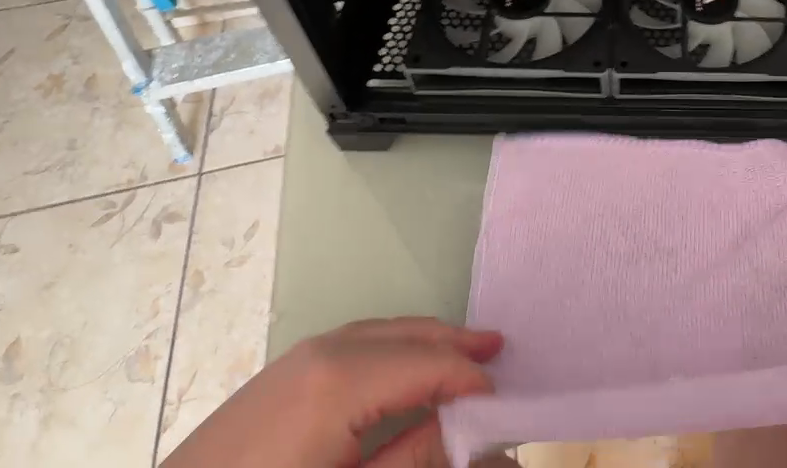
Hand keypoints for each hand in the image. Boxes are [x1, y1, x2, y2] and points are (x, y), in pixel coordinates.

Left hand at [163, 317, 502, 467]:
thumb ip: (414, 457)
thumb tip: (470, 429)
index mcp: (343, 380)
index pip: (428, 363)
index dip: (469, 379)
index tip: (503, 402)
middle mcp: (326, 349)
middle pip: (409, 335)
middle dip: (455, 343)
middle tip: (500, 348)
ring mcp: (300, 354)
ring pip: (384, 331)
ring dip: (426, 339)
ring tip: (464, 349)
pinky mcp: (283, 369)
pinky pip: (356, 340)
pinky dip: (394, 343)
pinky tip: (405, 361)